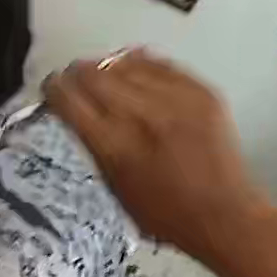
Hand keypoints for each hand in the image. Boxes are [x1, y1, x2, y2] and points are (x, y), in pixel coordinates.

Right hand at [44, 51, 273, 260]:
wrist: (224, 214)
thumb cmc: (165, 214)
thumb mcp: (114, 185)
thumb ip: (94, 143)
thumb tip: (79, 109)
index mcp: (113, 145)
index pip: (69, 99)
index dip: (54, 89)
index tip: (52, 87)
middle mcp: (141, 115)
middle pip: (93, 73)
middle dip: (77, 73)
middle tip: (75, 78)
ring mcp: (175, 99)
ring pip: (125, 62)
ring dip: (108, 66)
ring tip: (104, 73)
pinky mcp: (200, 91)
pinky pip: (161, 64)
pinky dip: (142, 65)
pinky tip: (135, 70)